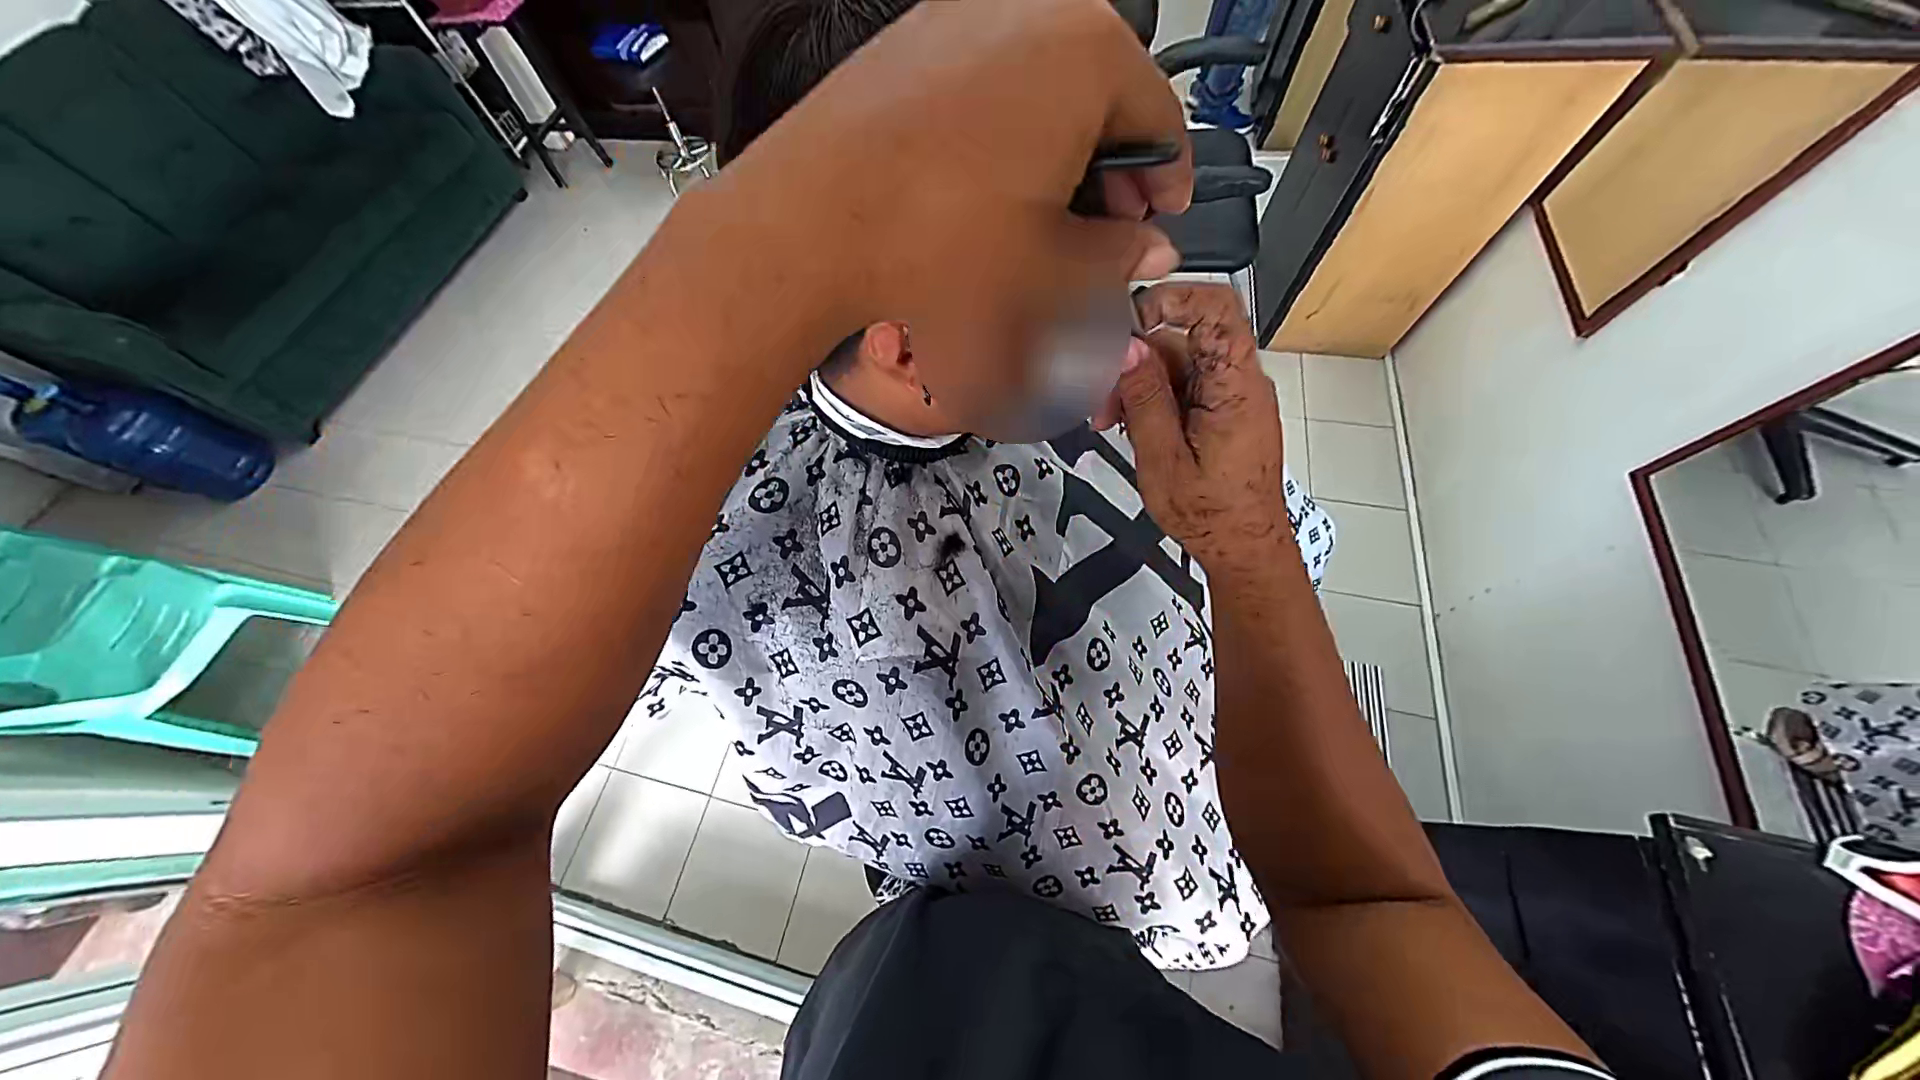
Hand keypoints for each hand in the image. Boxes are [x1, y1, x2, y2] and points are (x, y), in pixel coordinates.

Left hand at [688, 0, 1190, 402]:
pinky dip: (1006, 136)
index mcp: (1086, 52)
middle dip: (1110, 172)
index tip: (1153, 218)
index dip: (1164, 184)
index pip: (1162, 119)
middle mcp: (1029, 13)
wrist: (814, 227)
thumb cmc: (923, 240)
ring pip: (1046, 88)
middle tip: (1100, 230)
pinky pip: (989, 85)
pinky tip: (988, 192)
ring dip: (1058, 154)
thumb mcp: (1048, 269)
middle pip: (1105, 96)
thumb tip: (1143, 249)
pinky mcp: (917, 44)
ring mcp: (965, 20)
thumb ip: (1115, 257)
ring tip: (1041, 220)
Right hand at [1112, 283, 1289, 575]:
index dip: (1171, 300)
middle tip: (1103, 400)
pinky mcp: (1224, 408)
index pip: (1216, 308)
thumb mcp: (1163, 459)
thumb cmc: (1212, 513)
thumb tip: (1128, 351)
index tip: (1129, 323)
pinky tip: (1133, 424)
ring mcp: (1233, 394)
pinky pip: (1185, 384)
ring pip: (1178, 362)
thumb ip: (1145, 400)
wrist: (1242, 543)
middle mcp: (1241, 382)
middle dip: (1135, 363)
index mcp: (1234, 388)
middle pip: (1183, 339)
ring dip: (1139, 385)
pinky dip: (1154, 398)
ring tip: (1113, 421)